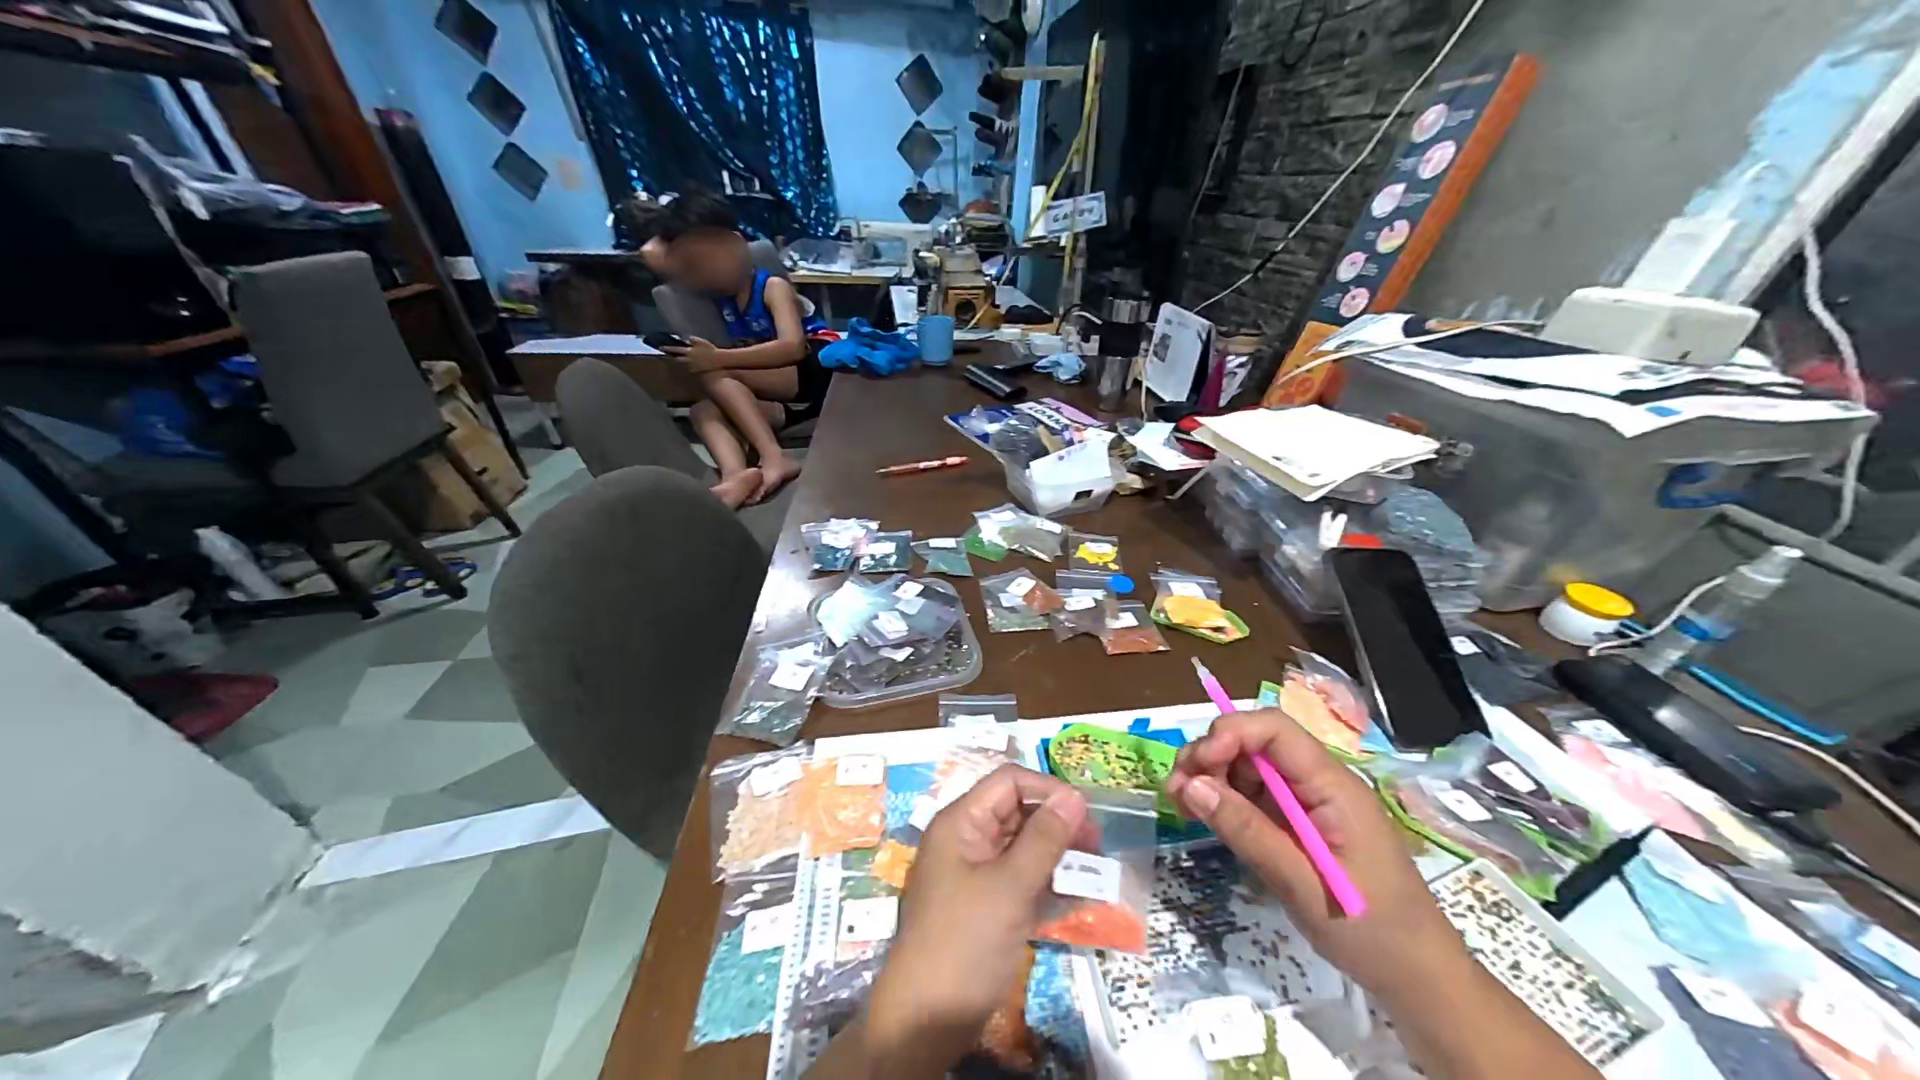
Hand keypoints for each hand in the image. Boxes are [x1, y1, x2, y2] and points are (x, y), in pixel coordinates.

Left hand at [664, 336, 719, 373]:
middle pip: (677, 359)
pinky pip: (689, 368)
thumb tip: (686, 339)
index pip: (675, 349)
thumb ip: (692, 340)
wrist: (719, 361)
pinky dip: (687, 366)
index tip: (660, 347)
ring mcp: (692, 366)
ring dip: (680, 362)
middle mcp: (688, 360)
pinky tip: (689, 365)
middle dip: (672, 357)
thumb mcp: (701, 341)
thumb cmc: (711, 350)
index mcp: (688, 351)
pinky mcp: (696, 371)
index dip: (667, 348)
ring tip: (680, 360)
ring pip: (682, 364)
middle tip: (669, 355)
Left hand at [866, 766, 1092, 1066]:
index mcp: (962, 822)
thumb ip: (1044, 838)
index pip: (1008, 781)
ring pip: (1022, 845)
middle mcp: (967, 838)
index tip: (1085, 815)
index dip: (1047, 789)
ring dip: (1057, 853)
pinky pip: (1020, 878)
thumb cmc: (966, 941)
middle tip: (1096, 847)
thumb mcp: (1010, 886)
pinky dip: (1047, 882)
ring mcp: (975, 872)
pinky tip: (1076, 896)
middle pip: (1017, 810)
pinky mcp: (985, 903)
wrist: (926, 1018)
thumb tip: (1074, 795)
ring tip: (1093, 871)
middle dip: (1057, 822)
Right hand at [1166, 709, 1469, 999]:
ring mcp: (1307, 802)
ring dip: (1210, 777)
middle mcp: (1318, 782)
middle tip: (1175, 790)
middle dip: (1210, 755)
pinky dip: (1223, 800)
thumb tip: (1190, 785)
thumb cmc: (1368, 929)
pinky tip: (1201, 815)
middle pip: (1255, 743)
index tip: (1195, 766)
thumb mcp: (1301, 883)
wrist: (1417, 976)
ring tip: (1179, 804)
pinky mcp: (1298, 822)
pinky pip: (1253, 796)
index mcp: (1332, 785)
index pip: (1274, 729)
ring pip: (1248, 767)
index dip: (1229, 734)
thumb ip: (1247, 830)